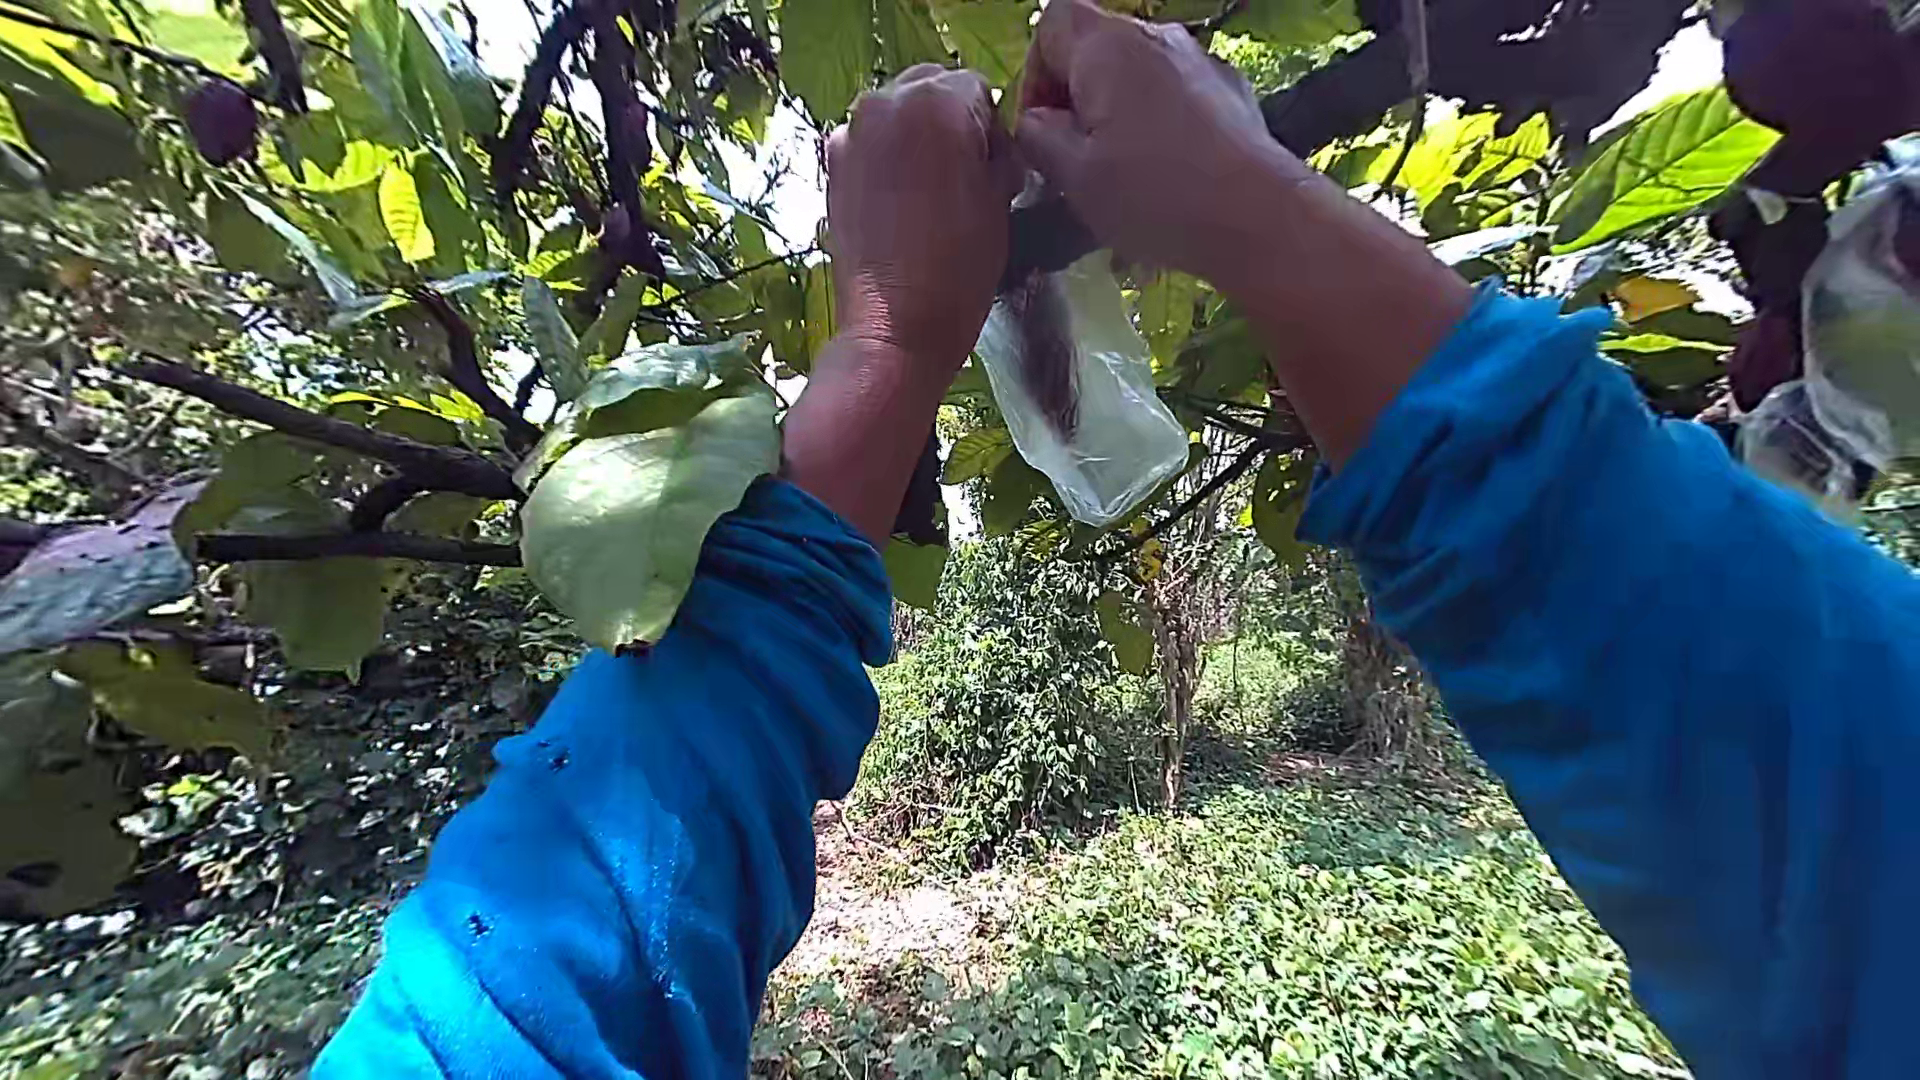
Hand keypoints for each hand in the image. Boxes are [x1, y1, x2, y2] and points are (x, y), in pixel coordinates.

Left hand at [825, 66, 1019, 368]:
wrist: (895, 331)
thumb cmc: (959, 274)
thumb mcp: (999, 210)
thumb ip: (998, 161)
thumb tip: (993, 151)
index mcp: (938, 103)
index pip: (978, 91)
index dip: (991, 132)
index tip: (994, 173)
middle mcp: (885, 103)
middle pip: (930, 92)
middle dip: (950, 127)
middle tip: (962, 181)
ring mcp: (850, 136)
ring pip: (895, 118)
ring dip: (915, 143)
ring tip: (927, 197)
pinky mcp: (831, 171)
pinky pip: (868, 149)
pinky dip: (885, 163)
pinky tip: (897, 207)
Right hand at [1015, 0, 1302, 287]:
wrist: (1250, 215)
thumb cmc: (1152, 196)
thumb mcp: (1076, 177)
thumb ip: (1040, 140)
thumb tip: (1033, 122)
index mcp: (1108, 47)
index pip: (1050, 25)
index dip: (1033, 78)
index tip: (1039, 134)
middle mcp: (1154, 36)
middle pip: (1093, 49)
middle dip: (1072, 102)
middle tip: (1071, 163)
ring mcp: (1196, 59)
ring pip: (1131, 76)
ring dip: (1110, 117)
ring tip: (1114, 174)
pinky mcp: (1225, 89)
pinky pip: (1168, 96)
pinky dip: (1149, 124)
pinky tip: (1158, 172)